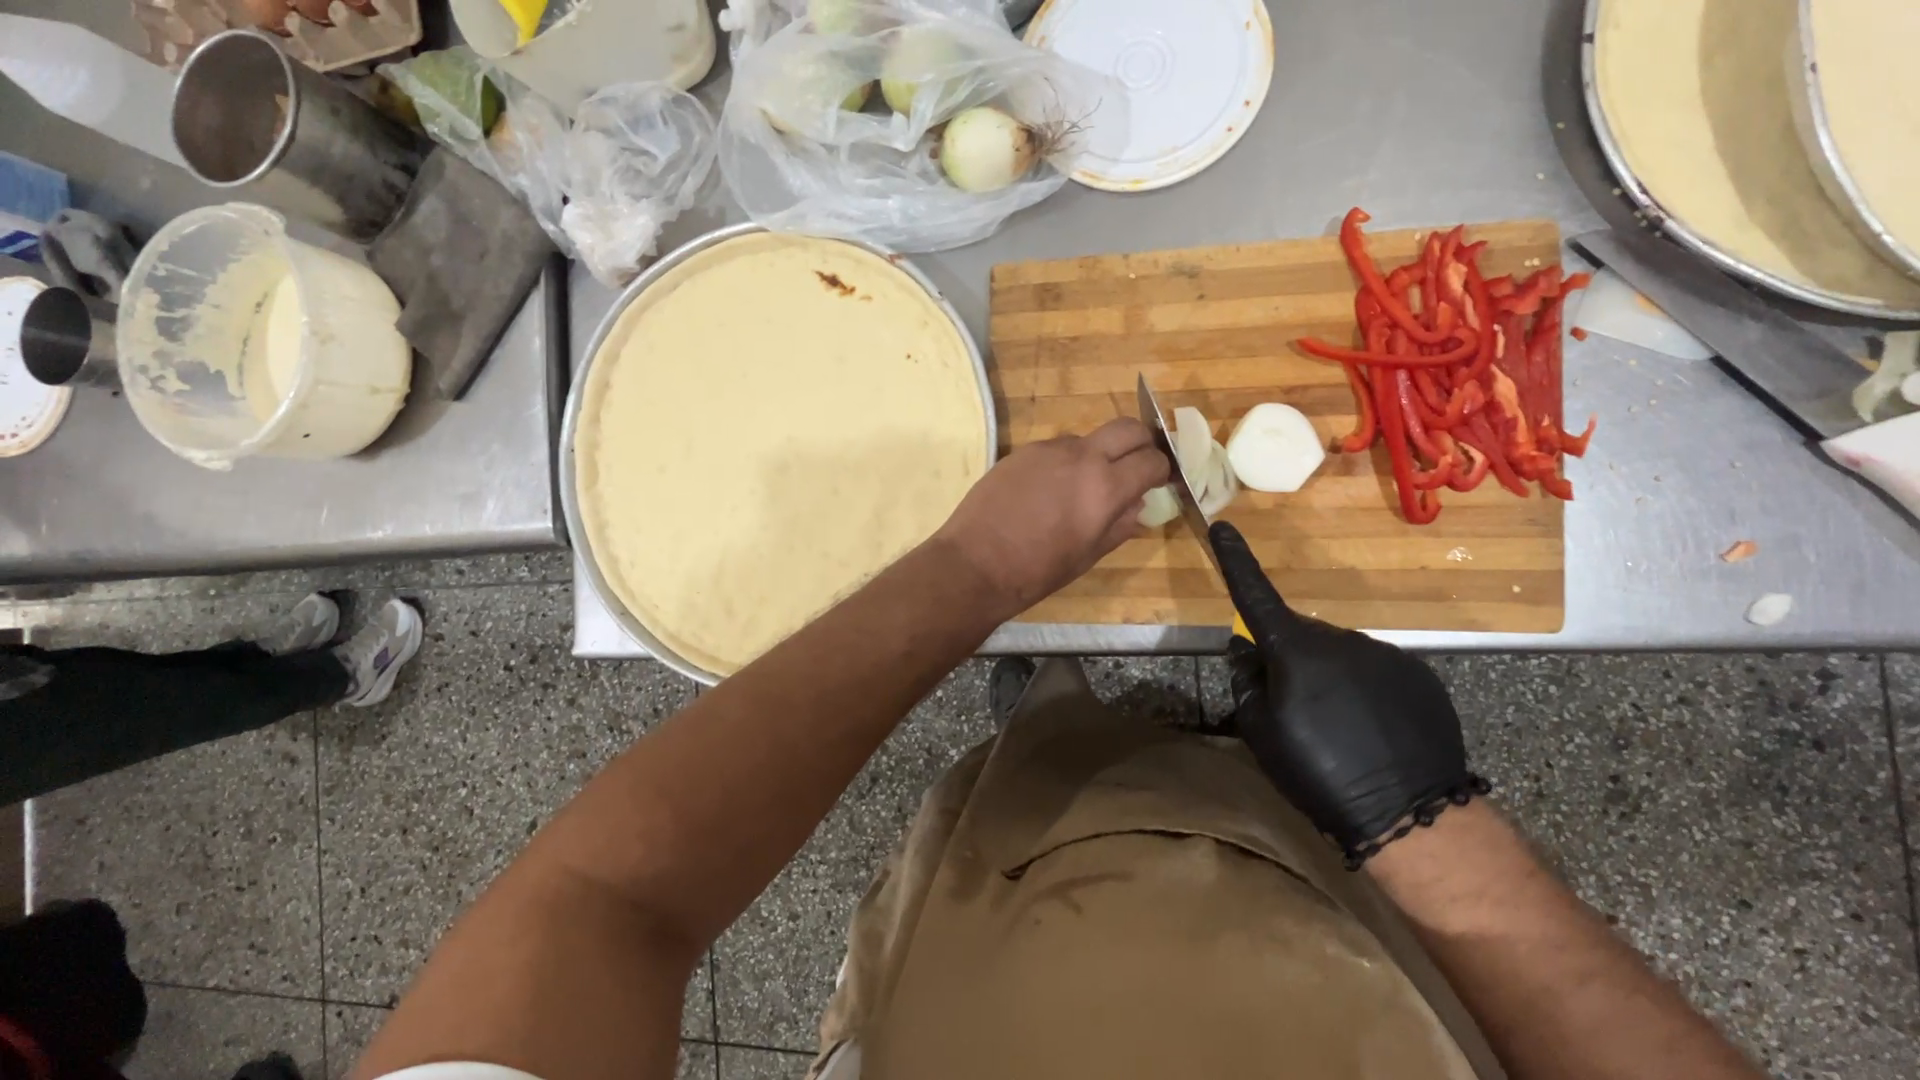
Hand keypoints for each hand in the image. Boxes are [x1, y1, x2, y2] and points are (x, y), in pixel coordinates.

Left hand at [935, 418, 1169, 620]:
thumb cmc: (1038, 570)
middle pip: (1128, 428)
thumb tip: (1137, 504)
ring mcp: (1049, 449)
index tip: (1159, 481)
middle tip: (1136, 467)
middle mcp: (1082, 457)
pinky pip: (1056, 448)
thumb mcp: (1090, 555)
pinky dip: (1065, 462)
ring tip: (1083, 488)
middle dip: (1141, 444)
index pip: (1152, 460)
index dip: (1162, 470)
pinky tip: (1049, 491)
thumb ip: (1120, 524)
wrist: (976, 563)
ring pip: (1089, 438)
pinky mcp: (1022, 451)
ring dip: (1098, 455)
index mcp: (1105, 487)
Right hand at [1212, 520, 1488, 865]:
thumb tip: (1246, 648)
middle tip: (1291, 709)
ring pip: (1340, 655)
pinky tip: (1371, 731)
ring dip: (1329, 677)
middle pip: (1301, 636)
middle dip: (1290, 659)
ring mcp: (1385, 654)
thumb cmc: (1318, 772)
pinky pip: (1376, 672)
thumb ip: (1247, 681)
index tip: (1223, 527)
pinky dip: (1364, 692)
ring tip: (1338, 729)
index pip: (1255, 595)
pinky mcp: (1419, 676)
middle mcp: (1341, 639)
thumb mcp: (1261, 733)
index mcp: (1295, 650)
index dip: (1236, 561)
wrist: (1409, 812)